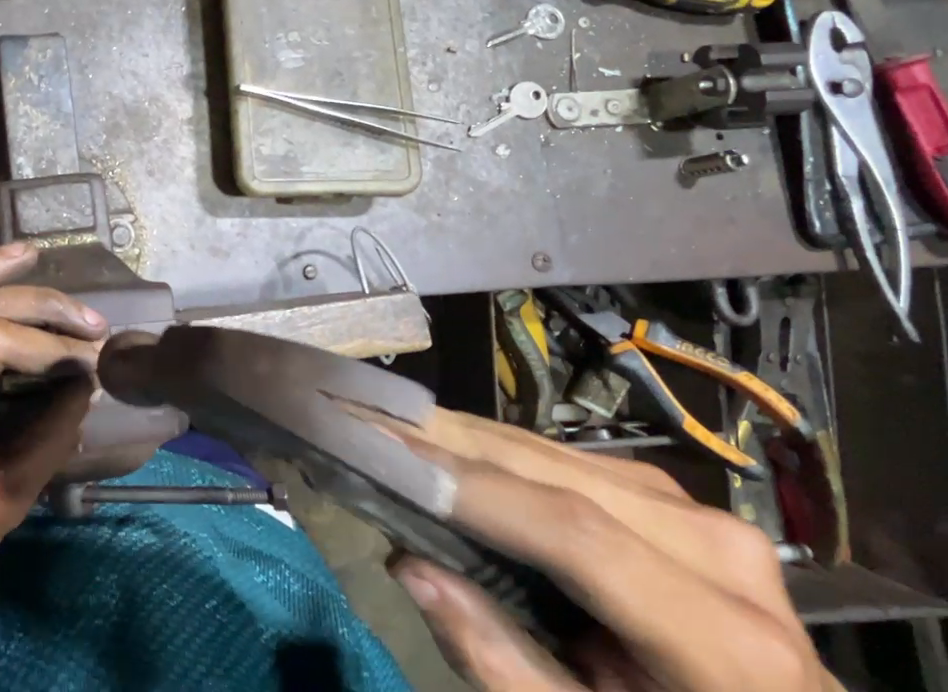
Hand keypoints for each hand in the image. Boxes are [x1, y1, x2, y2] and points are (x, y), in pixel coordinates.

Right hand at [391, 409, 838, 691]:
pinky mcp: (674, 498)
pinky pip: (566, 460)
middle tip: (353, 416)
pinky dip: (492, 451)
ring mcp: (702, 514)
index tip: (381, 456)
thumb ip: (500, 662)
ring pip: (556, 454)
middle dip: (448, 444)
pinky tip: (437, 445)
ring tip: (377, 421)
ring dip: (460, 436)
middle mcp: (723, 553)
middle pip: (561, 478)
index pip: (579, 536)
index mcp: (727, 644)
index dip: (476, 491)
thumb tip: (409, 567)